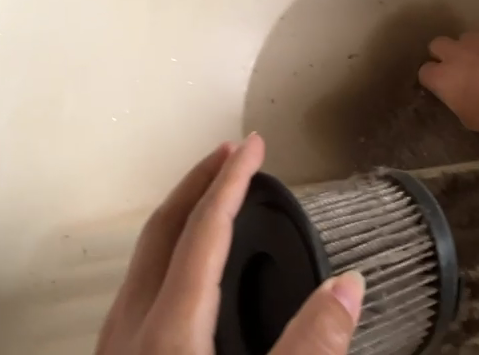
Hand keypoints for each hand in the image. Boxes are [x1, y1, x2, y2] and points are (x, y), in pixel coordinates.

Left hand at [96, 134, 365, 354]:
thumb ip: (309, 348)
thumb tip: (348, 287)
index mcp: (166, 335)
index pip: (203, 232)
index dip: (232, 181)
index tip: (255, 145)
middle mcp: (130, 338)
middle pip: (158, 233)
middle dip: (196, 183)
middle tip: (230, 153)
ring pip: (142, 262)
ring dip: (180, 218)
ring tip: (214, 201)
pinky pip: (140, 290)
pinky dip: (169, 256)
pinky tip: (189, 276)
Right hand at [418, 31, 478, 130]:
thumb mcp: (472, 119)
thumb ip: (462, 105)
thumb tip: (465, 100)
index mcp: (443, 77)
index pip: (424, 72)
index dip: (431, 78)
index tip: (440, 85)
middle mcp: (455, 52)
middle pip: (437, 44)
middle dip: (443, 53)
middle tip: (457, 67)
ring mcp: (478, 39)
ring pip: (466, 38)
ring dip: (471, 48)